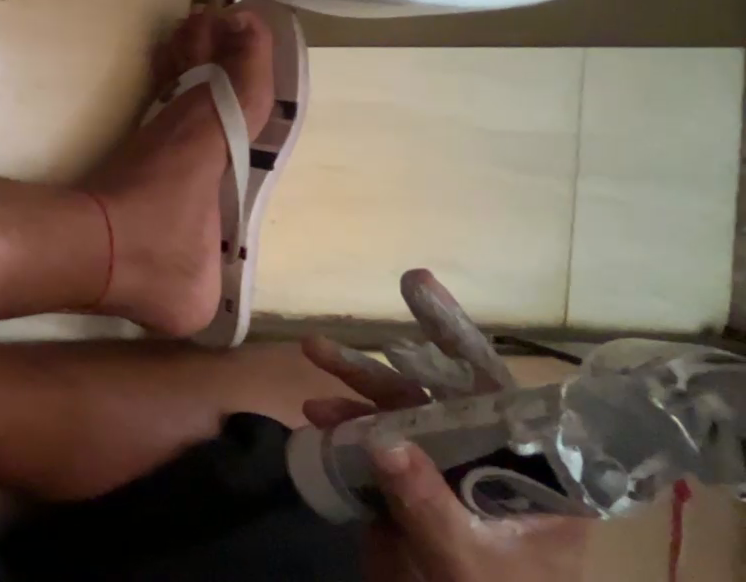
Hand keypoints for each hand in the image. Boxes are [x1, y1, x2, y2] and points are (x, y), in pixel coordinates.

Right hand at [302, 337, 590, 581]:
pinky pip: (373, 440)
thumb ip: (428, 505)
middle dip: (382, 363)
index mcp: (532, 479)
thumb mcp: (465, 562)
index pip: (502, 394)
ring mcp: (445, 471)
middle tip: (327, 339)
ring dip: (352, 387)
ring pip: (398, 411)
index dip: (459, 340)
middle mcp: (490, 461)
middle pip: (437, 394)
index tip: (416, 287)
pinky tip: (317, 420)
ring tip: (309, 364)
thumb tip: (382, 441)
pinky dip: (343, 423)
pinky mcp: (408, 484)